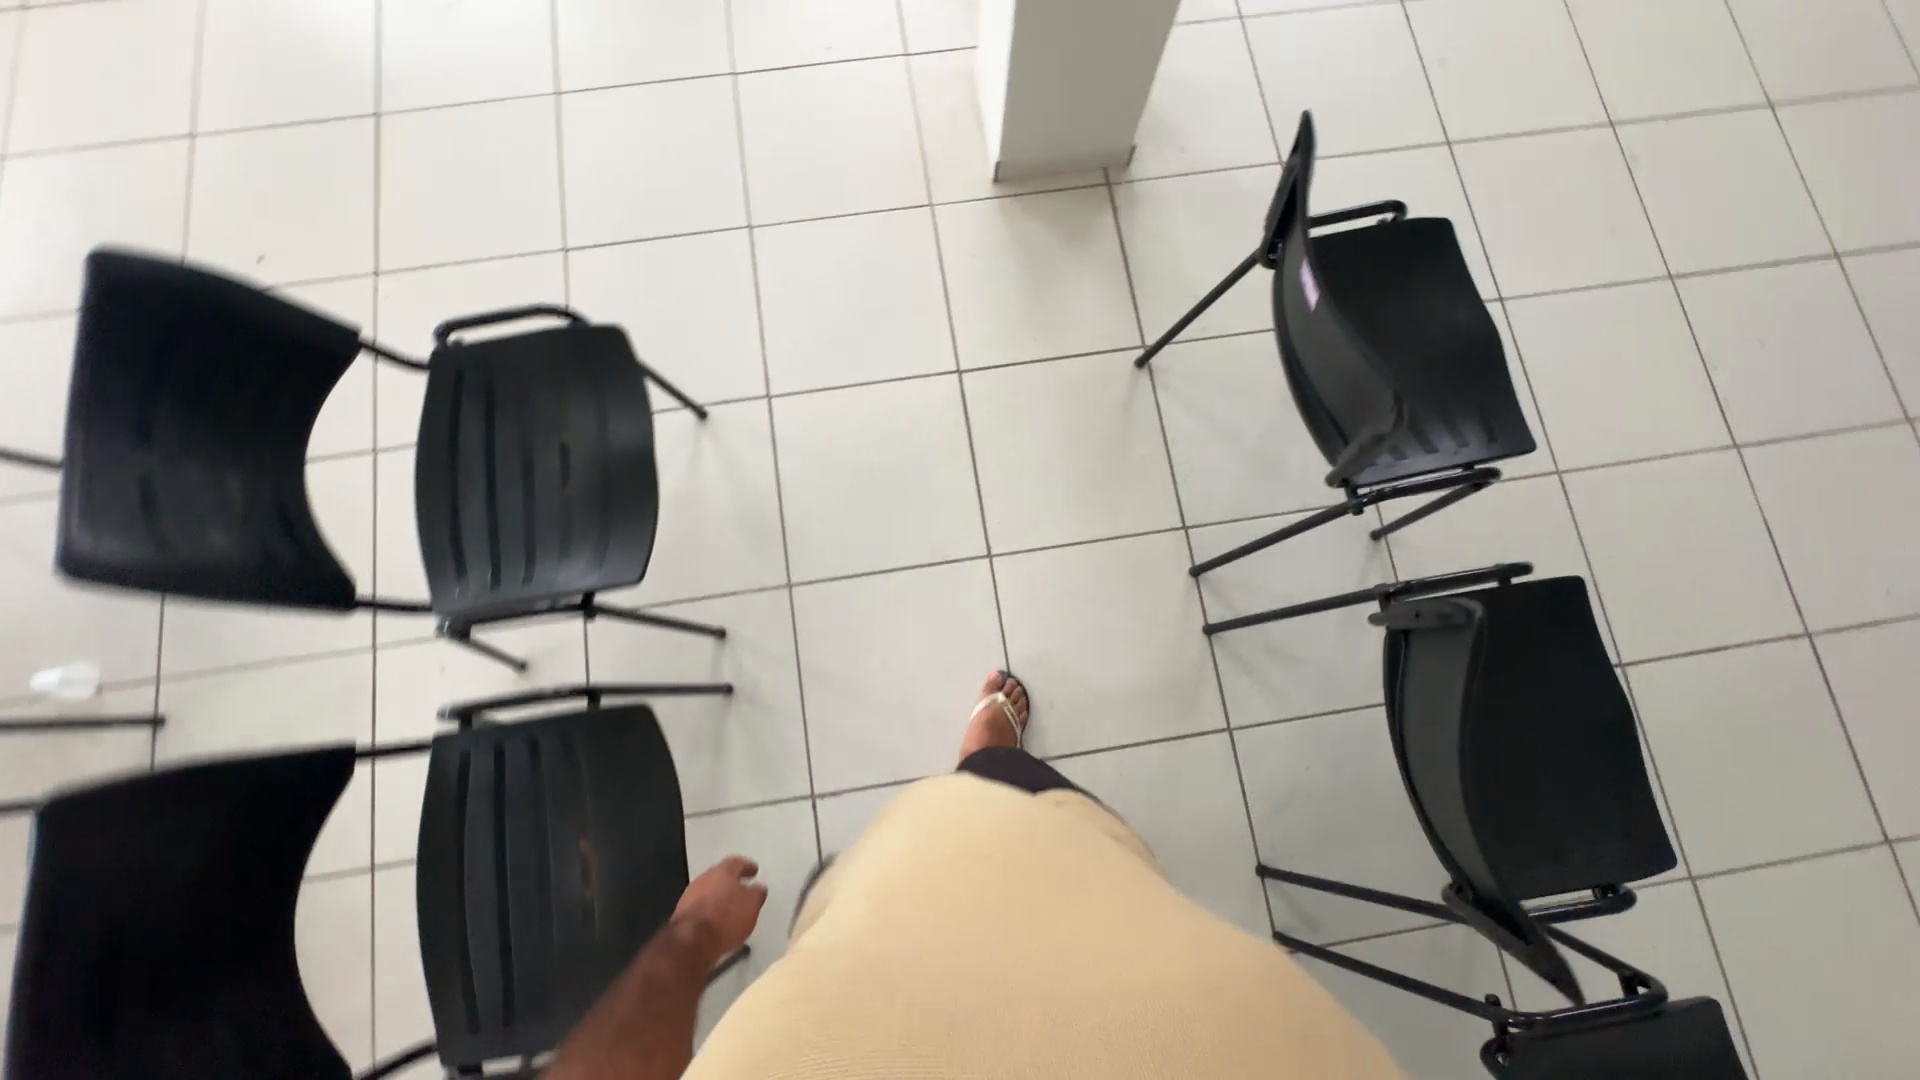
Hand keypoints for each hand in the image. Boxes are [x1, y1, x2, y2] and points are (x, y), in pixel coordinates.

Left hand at [674, 856, 766, 962]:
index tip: (754, 871)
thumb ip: (757, 894)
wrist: (690, 942)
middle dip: (731, 882)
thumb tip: (759, 888)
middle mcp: (704, 879)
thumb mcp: (752, 905)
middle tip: (742, 889)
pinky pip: (700, 908)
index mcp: (723, 871)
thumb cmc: (726, 918)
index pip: (737, 862)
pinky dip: (709, 912)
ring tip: (730, 909)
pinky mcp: (681, 915)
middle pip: (720, 876)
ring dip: (719, 898)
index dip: (747, 866)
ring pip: (708, 892)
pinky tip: (717, 922)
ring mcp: (689, 896)